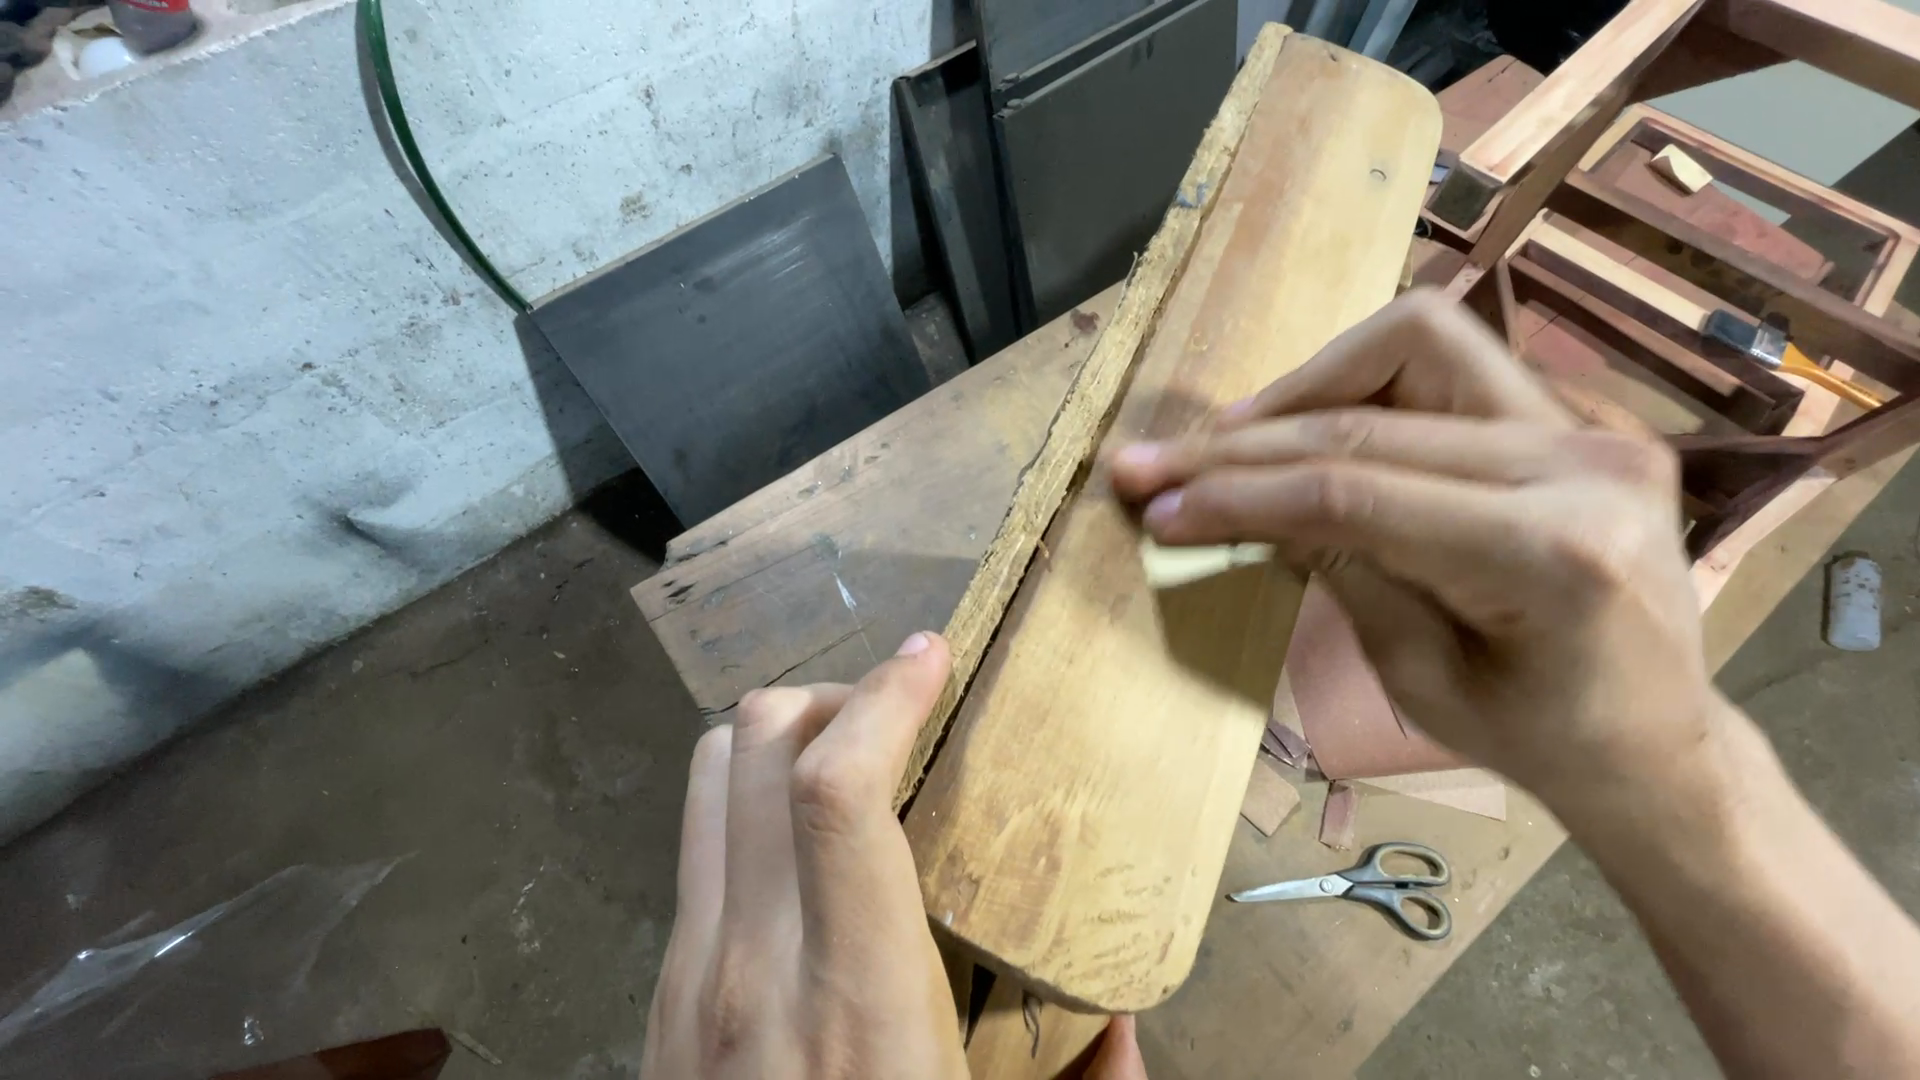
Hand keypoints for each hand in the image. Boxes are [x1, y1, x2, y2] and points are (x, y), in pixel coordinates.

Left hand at [641, 632, 967, 1077]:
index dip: (885, 699)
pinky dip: (754, 793)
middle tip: (902, 716)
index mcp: (851, 1004)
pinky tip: (807, 835)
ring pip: (713, 774)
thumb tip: (1118, 1020)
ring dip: (787, 736)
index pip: (837, 795)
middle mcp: (747, 966)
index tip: (932, 656)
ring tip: (854, 756)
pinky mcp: (659, 988)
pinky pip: (700, 834)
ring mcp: (687, 972)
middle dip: (837, 697)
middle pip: (757, 749)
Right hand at [1107, 291, 1720, 809]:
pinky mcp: (1566, 414)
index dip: (1237, 495)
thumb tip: (1241, 503)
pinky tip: (1300, 429)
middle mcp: (1581, 463)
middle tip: (1153, 465)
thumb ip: (1339, 569)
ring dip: (1299, 390)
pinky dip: (1350, 384)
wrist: (1654, 737)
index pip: (1353, 491)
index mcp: (1550, 555)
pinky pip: (1435, 359)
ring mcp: (1583, 425)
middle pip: (1366, 418)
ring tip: (1227, 443)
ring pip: (1409, 342)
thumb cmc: (1534, 737)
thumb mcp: (1414, 678)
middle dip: (1240, 443)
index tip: (1155, 508)